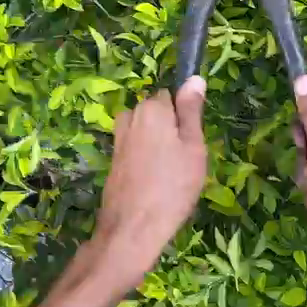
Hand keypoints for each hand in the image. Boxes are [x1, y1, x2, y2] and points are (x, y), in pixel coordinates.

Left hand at [93, 78, 207, 282]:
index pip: (171, 96)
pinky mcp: (113, 158)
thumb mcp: (193, 147)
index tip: (191, 141)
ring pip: (146, 131)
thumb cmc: (172, 186)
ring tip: (171, 174)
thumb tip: (194, 78)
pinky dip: (145, 159)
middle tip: (184, 160)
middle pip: (157, 112)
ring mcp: (118, 138)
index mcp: (152, 108)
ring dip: (157, 145)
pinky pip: (136, 148)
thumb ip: (192, 111)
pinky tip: (155, 182)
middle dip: (169, 129)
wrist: (133, 228)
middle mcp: (130, 115)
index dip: (184, 116)